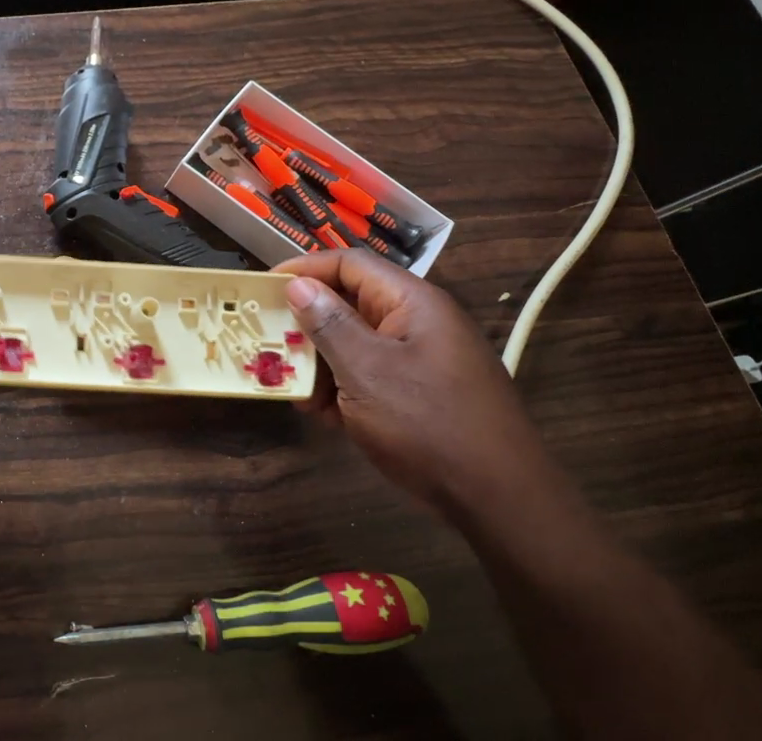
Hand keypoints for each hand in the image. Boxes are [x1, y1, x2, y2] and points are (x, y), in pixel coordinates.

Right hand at [276, 250, 550, 512]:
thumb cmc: (427, 423)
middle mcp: (419, 322)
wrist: (499, 498)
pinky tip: (326, 416)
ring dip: (321, 363)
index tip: (262, 288)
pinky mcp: (421, 392)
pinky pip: (371, 374)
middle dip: (307, 324)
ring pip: (356, 343)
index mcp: (412, 302)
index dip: (303, 269)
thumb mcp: (365, 370)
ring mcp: (422, 359)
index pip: (349, 264)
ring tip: (296, 391)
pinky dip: (344, 389)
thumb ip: (328, 324)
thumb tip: (297, 285)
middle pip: (350, 303)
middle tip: (270, 344)